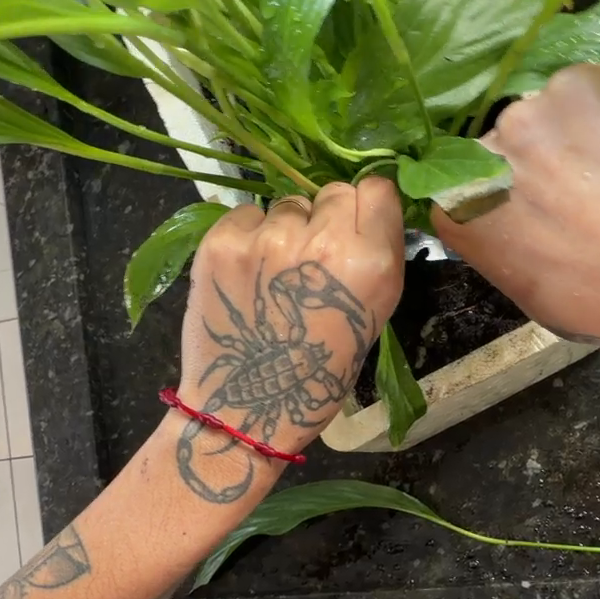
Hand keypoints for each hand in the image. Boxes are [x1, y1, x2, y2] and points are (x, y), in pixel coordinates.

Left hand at [174, 178, 404, 504]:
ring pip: (287, 204)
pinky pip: (246, 214)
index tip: (354, 231)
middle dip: (326, 218)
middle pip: (332, 191)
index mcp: (371, 264)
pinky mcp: (223, 241)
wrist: (246, 408)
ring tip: (274, 281)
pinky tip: (246, 278)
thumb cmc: (316, 374)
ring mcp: (269, 238)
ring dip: (284, 230)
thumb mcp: (371, 320)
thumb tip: (362, 214)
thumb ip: (374, 259)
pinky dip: (248, 237)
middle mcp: (323, 242)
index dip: (365, 209)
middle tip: (311, 266)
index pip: (376, 190)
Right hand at [433, 65, 599, 360]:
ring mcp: (527, 112)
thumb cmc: (591, 300)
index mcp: (456, 208)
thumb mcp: (522, 285)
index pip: (468, 186)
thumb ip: (503, 240)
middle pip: (506, 146)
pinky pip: (590, 90)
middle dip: (536, 162)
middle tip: (579, 191)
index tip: (533, 207)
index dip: (503, 193)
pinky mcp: (576, 83)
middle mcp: (480, 152)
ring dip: (572, 135)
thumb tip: (521, 220)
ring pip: (548, 115)